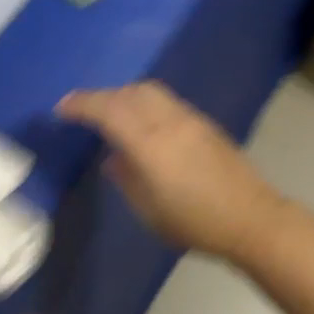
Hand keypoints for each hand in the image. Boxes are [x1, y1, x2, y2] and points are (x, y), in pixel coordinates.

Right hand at [56, 81, 286, 259]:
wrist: (251, 217)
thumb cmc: (195, 222)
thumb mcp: (150, 211)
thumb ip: (127, 179)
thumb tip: (113, 158)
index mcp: (150, 143)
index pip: (109, 110)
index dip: (83, 104)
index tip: (62, 107)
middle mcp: (169, 120)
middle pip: (130, 92)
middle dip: (104, 96)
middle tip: (85, 111)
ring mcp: (190, 117)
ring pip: (150, 91)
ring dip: (126, 96)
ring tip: (112, 114)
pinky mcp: (204, 122)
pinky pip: (166, 100)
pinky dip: (146, 102)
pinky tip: (143, 124)